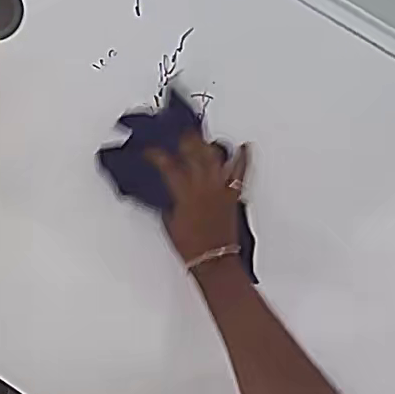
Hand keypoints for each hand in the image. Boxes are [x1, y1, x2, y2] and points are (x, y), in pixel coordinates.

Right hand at [146, 134, 250, 270]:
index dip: (157, 156)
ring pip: (216, 159)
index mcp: (184, 193)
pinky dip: (243, 158)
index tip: (150, 151)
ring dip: (208, 145)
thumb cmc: (189, 245)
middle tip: (180, 134)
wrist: (213, 259)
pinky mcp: (233, 195)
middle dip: (186, 141)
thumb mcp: (169, 221)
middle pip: (195, 155)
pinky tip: (243, 147)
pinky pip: (241, 172)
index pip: (168, 166)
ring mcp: (221, 189)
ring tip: (203, 137)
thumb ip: (170, 202)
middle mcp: (204, 187)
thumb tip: (169, 192)